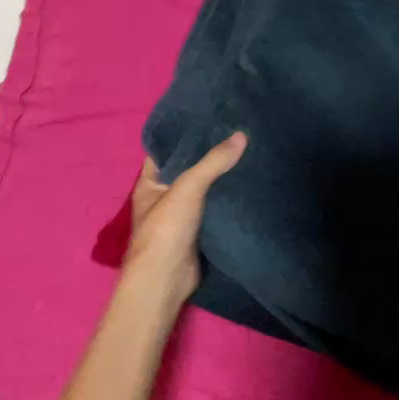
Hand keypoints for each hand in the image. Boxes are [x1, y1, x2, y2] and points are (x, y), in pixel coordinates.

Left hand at [123, 132, 247, 306]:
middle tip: (237, 133)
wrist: (165, 280)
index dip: (184, 135)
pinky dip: (228, 200)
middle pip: (188, 169)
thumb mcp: (188, 188)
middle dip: (209, 155)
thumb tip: (241, 135)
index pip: (166, 150)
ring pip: (204, 190)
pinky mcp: (199, 233)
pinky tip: (248, 185)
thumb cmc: (166, 229)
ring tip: (248, 152)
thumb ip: (213, 162)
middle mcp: (164, 196)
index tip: (209, 118)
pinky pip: (215, 210)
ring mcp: (181, 216)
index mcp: (150, 182)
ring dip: (221, 178)